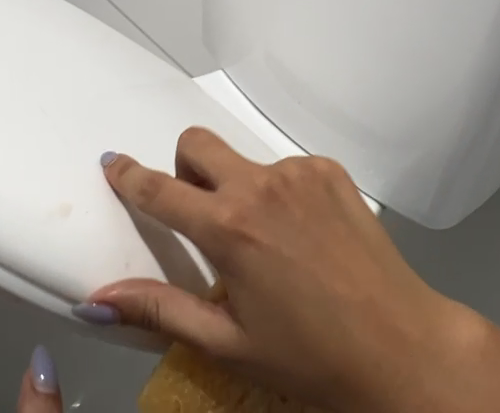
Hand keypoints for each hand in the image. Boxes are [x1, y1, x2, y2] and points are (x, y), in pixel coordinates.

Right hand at [80, 129, 473, 411]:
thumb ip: (160, 311)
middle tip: (200, 212)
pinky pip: (287, 166)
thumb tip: (99, 298)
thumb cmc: (310, 357)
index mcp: (228, 228)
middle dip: (185, 167)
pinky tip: (302, 234)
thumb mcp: (227, 343)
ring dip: (238, 185)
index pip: (160, 189)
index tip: (114, 162)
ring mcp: (301, 172)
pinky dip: (280, 191)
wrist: (400, 345)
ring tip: (267, 240)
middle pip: (198, 142)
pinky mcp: (332, 171)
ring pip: (245, 158)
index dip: (129, 175)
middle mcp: (261, 186)